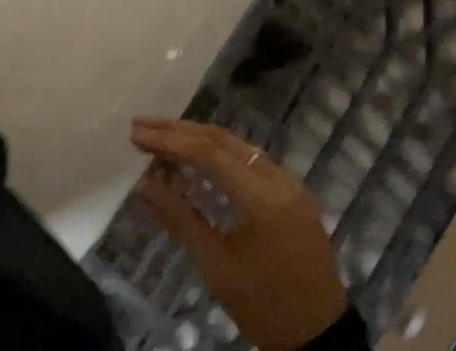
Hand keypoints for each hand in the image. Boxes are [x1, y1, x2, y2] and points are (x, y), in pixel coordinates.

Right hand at [130, 118, 347, 350]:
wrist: (320, 336)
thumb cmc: (264, 305)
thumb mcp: (216, 266)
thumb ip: (179, 217)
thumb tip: (142, 184)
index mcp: (264, 200)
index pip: (209, 154)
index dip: (169, 141)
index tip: (136, 135)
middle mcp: (281, 181)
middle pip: (222, 140)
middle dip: (178, 130)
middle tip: (141, 126)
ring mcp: (290, 185)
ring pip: (237, 146)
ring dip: (197, 138)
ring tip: (160, 135)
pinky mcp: (291, 194)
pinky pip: (249, 160)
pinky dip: (217, 153)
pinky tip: (193, 158)